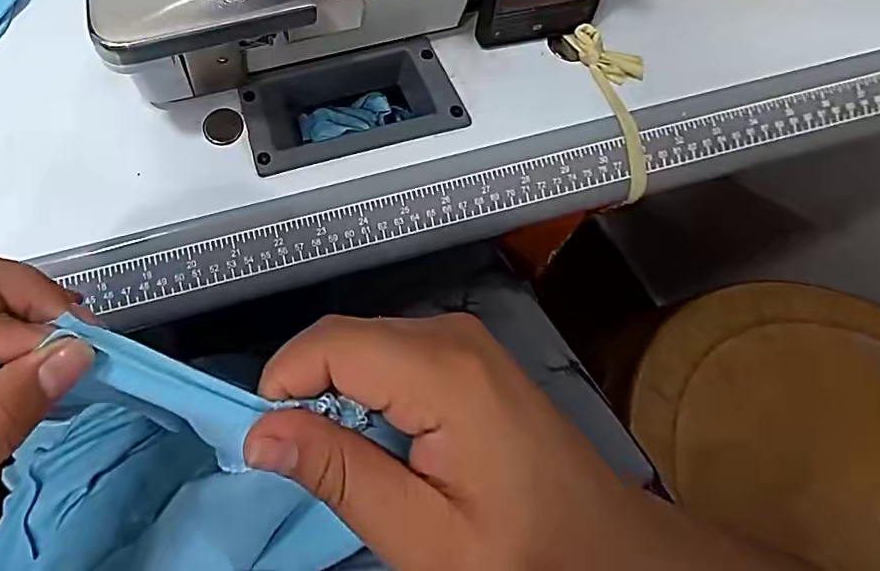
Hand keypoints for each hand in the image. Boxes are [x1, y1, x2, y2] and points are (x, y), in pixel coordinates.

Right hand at [243, 314, 800, 570]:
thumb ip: (341, 475)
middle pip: (343, 337)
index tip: (269, 441)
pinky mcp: (462, 347)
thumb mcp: (427, 539)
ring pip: (361, 342)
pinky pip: (387, 350)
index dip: (284, 382)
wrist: (617, 554)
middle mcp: (447, 331)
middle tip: (307, 461)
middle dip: (308, 389)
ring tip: (351, 459)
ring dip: (335, 392)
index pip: (329, 343)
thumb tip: (262, 433)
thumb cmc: (529, 555)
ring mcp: (458, 334)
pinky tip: (383, 440)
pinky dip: (365, 387)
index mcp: (441, 369)